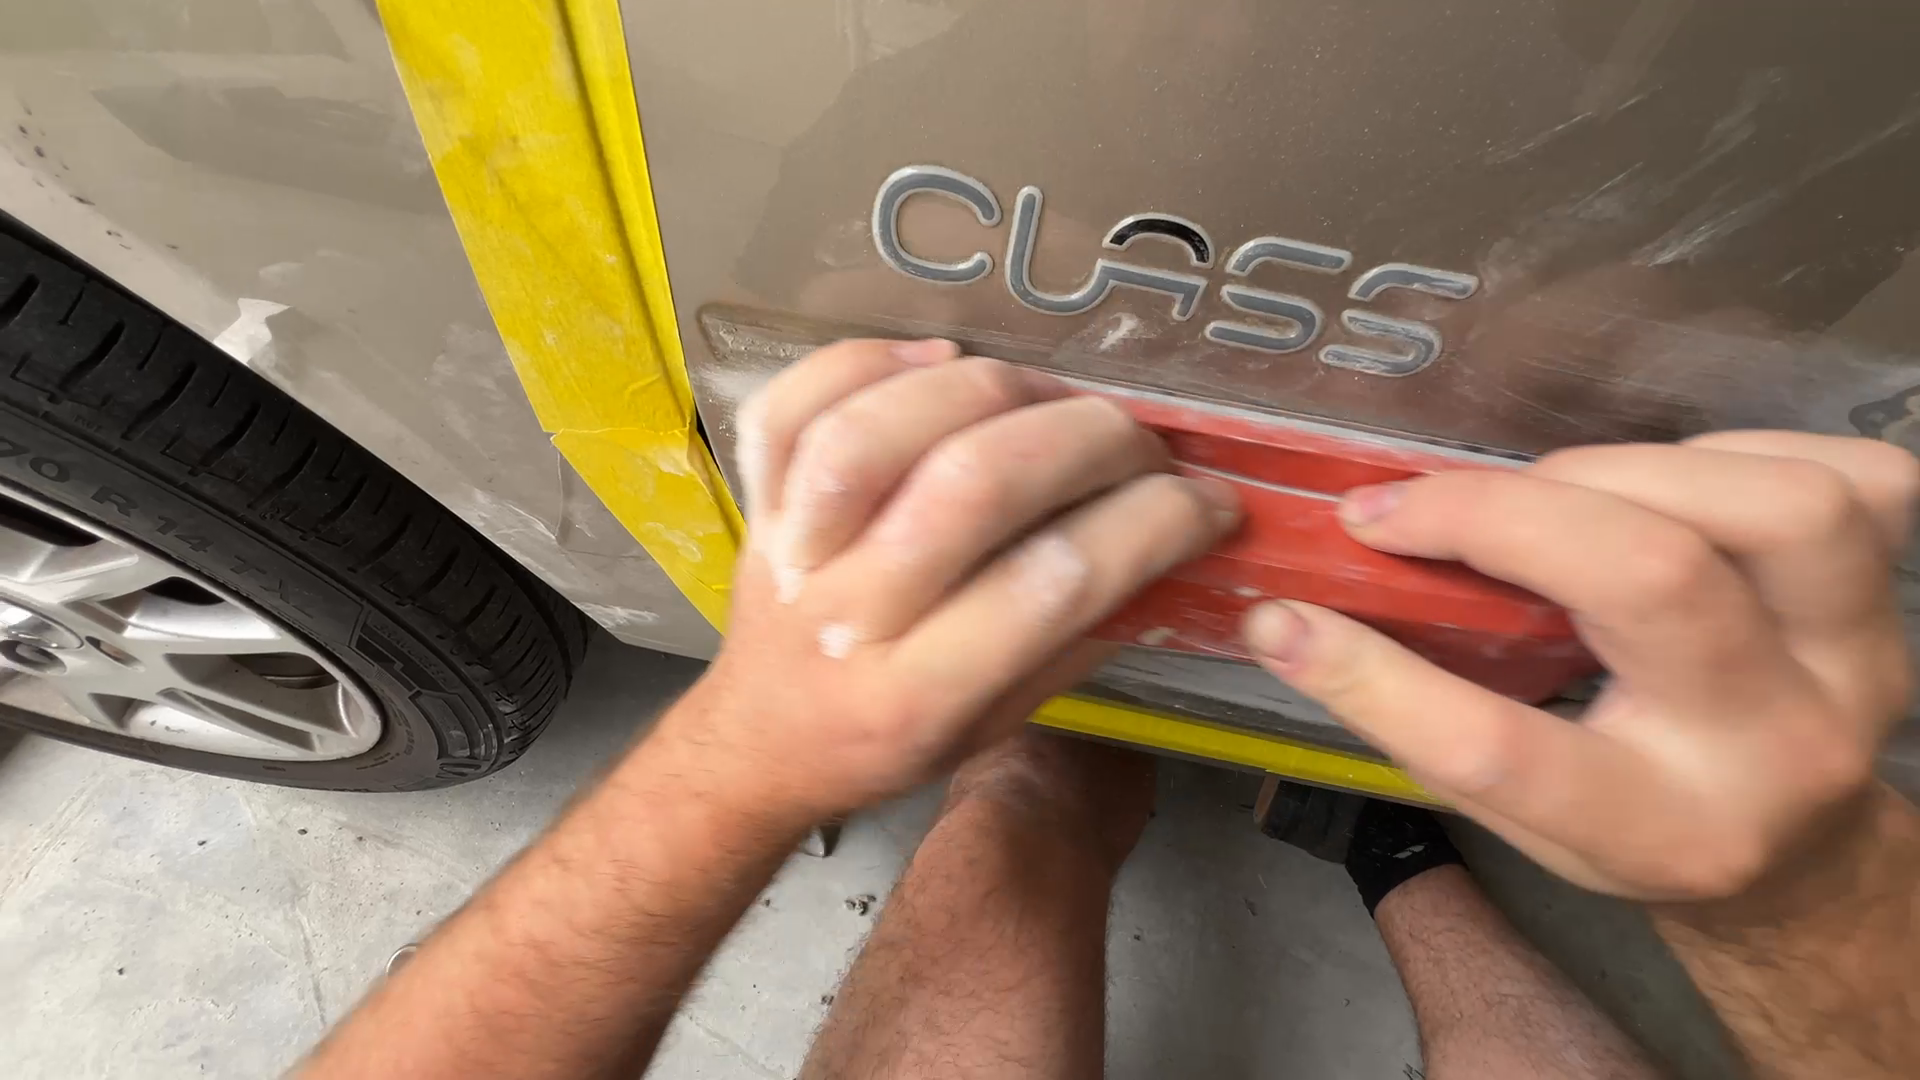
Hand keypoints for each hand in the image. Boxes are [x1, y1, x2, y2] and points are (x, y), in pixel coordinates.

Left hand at [676, 339, 1239, 818]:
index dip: (1151, 523)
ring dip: (987, 390)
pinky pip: (791, 406)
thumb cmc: (887, 748)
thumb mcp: (995, 726)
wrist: (761, 743)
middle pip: (970, 486)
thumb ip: (1074, 640)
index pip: (1051, 583)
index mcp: (915, 698)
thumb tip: (1166, 542)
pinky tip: (936, 360)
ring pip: (876, 431)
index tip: (1206, 500)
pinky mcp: (753, 505)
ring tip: (1046, 398)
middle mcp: (844, 619)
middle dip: (1087, 442)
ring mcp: (785, 552)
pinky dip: (868, 360)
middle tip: (1141, 442)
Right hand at [1243, 431, 1918, 900]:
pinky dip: (1724, 458)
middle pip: (1652, 581)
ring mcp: (1856, 660)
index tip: (1281, 618)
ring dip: (1609, 474)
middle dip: (1490, 519)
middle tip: (1389, 512)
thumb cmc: (1607, 820)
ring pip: (1775, 507)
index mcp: (1647, 827)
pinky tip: (1647, 487)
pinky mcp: (1893, 595)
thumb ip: (1404, 711)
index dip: (1372, 677)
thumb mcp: (1496, 807)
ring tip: (1524, 494)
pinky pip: (1853, 480)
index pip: (1497, 752)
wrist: (1789, 850)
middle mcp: (1768, 745)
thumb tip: (1284, 619)